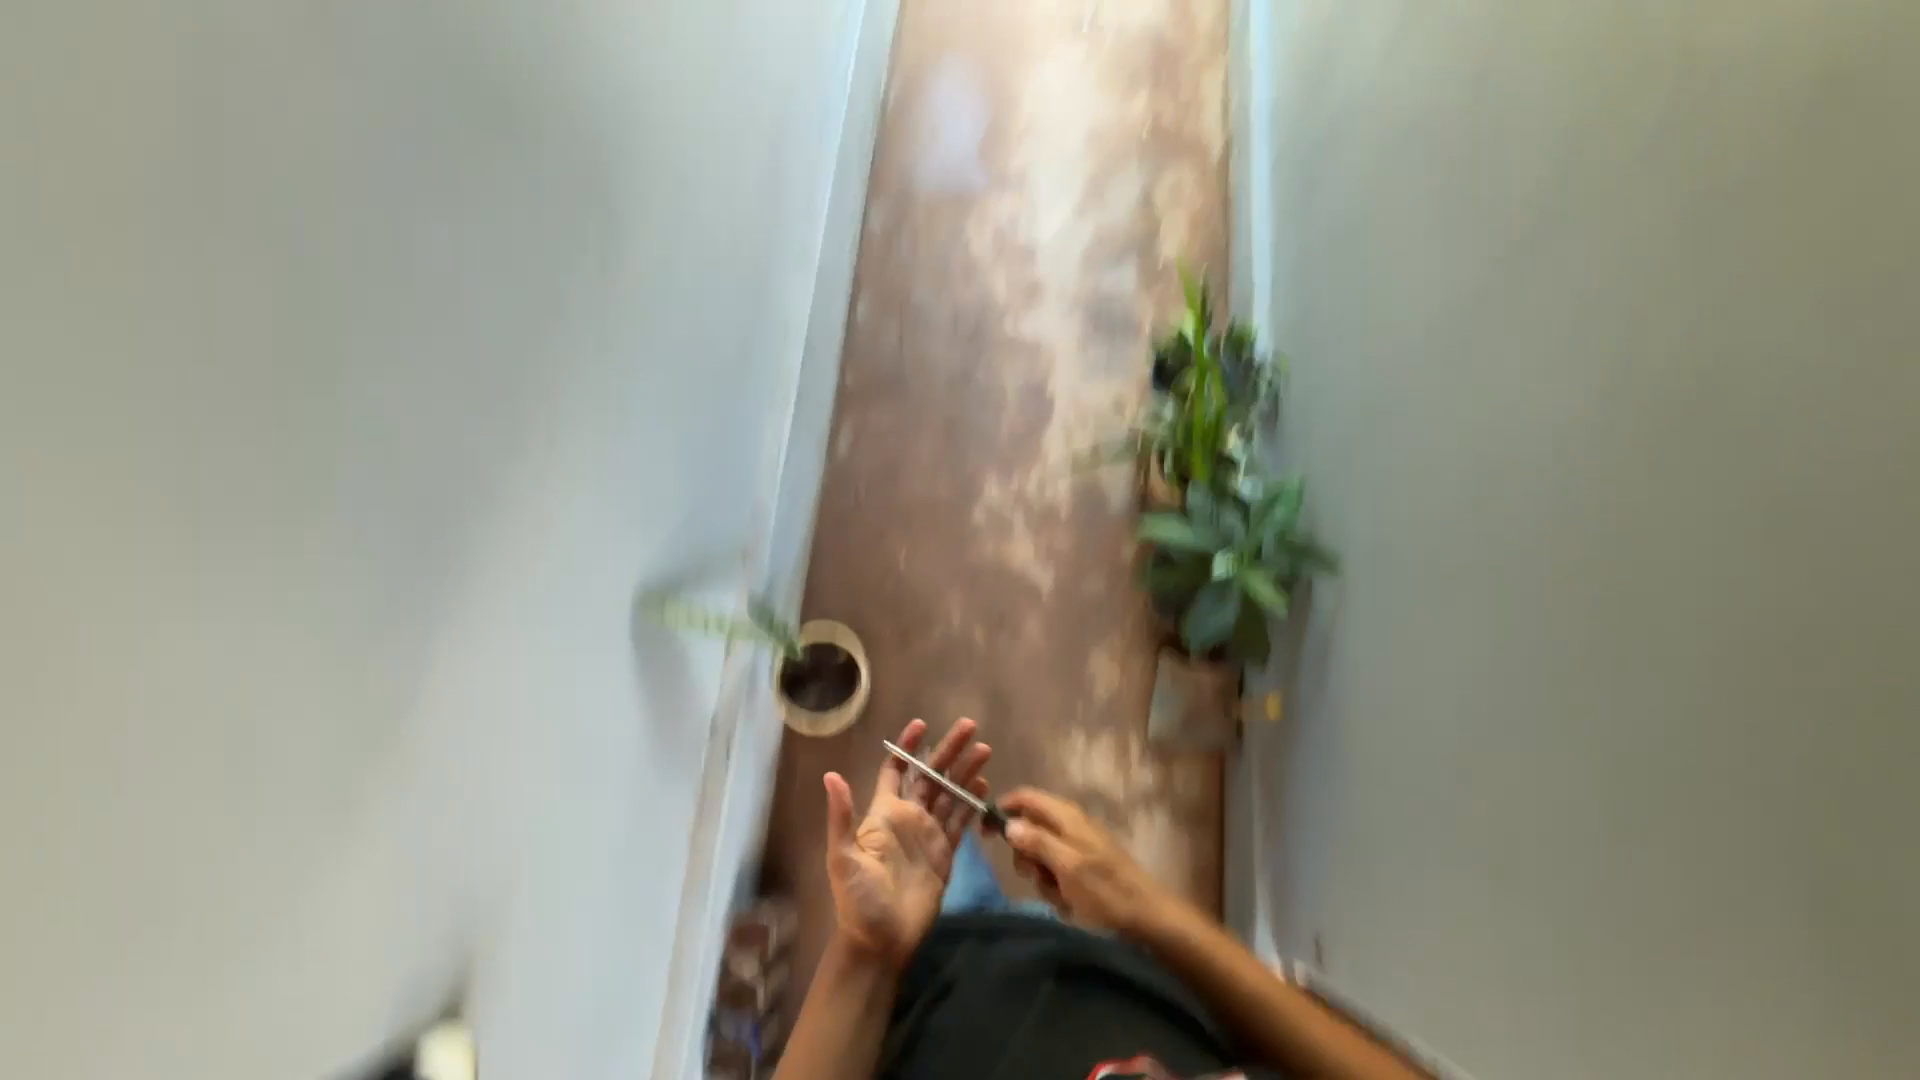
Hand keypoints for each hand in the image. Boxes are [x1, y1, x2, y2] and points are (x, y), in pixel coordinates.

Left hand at [822, 718, 991, 966]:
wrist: (880, 941)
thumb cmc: (857, 899)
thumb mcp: (843, 857)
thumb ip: (842, 817)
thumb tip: (831, 776)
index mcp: (884, 813)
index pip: (897, 769)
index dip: (908, 746)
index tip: (922, 723)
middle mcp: (908, 817)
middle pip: (931, 774)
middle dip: (948, 749)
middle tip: (969, 726)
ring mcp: (928, 834)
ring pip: (950, 793)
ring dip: (965, 771)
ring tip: (984, 749)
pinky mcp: (945, 853)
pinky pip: (961, 821)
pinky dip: (972, 802)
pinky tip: (985, 784)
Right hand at [997, 787, 1178, 935]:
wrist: (1147, 916)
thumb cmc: (1106, 891)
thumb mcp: (1067, 867)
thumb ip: (1037, 842)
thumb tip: (1009, 824)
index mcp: (1067, 816)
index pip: (1026, 797)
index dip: (1004, 809)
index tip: (986, 833)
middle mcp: (1070, 825)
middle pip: (1029, 829)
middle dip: (1026, 856)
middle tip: (1037, 876)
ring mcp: (1077, 846)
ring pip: (1040, 854)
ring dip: (1042, 877)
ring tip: (1060, 895)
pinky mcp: (1083, 867)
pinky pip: (1056, 871)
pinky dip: (1056, 887)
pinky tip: (1069, 903)